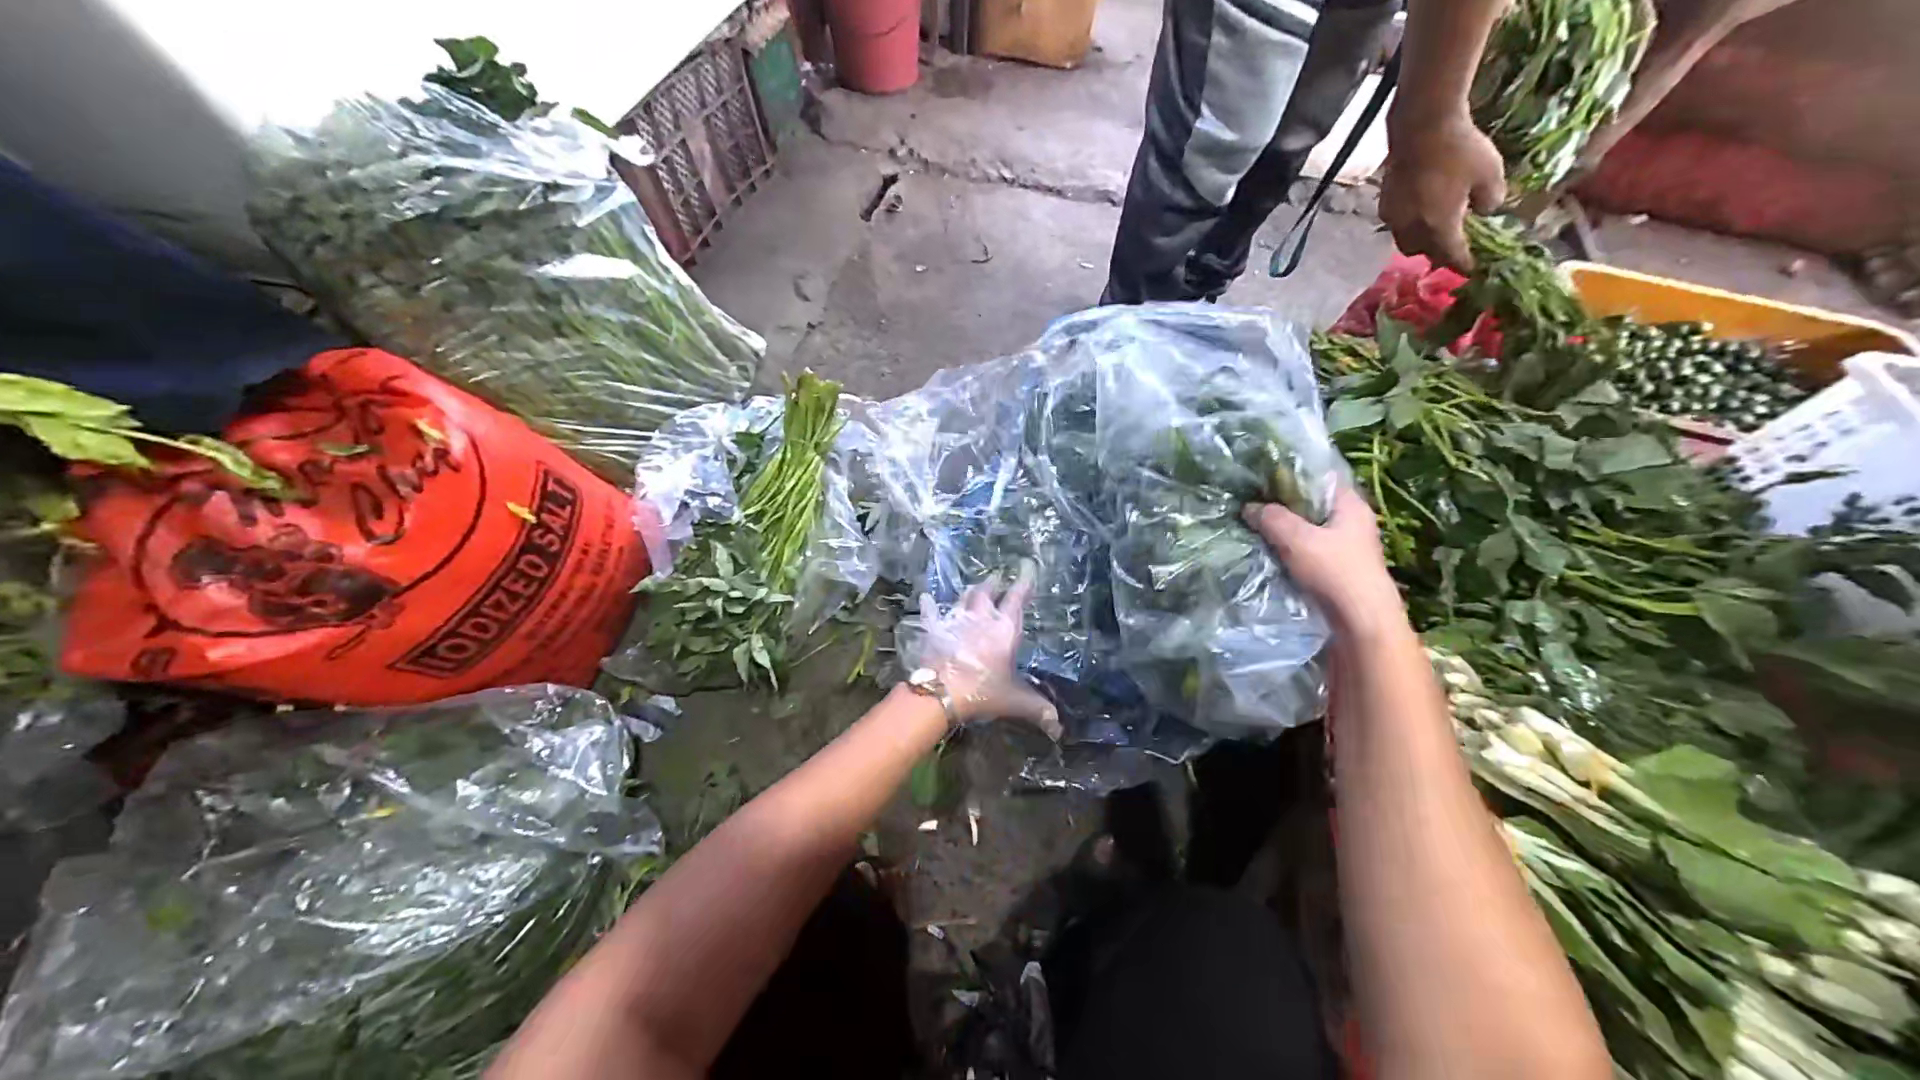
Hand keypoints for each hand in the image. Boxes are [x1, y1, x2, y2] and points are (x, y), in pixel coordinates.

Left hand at [912, 562, 1061, 737]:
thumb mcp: (1014, 701)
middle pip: (988, 592)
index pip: (1016, 600)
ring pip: (964, 599)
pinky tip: (926, 599)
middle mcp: (982, 619)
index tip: (1027, 575)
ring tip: (974, 589)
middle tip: (997, 579)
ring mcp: (956, 621)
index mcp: (1004, 630)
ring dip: (970, 593)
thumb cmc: (982, 692)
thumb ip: (1037, 709)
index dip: (1023, 587)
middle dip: (994, 585)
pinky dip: (930, 606)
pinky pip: (932, 613)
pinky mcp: (935, 630)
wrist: (942, 692)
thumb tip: (1058, 726)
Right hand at [1243, 486, 1406, 635]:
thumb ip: (1271, 518)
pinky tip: (1267, 554)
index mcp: (1351, 505)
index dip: (1289, 476)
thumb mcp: (1297, 539)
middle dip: (1281, 506)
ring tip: (1253, 529)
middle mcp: (1351, 523)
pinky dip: (1288, 552)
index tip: (1260, 480)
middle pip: (1311, 505)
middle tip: (1251, 505)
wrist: (1361, 624)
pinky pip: (1307, 552)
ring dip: (1283, 532)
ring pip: (1307, 531)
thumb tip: (1250, 507)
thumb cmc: (1335, 572)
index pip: (1319, 478)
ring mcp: (1345, 548)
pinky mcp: (1336, 570)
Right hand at [1379, 109, 1506, 270]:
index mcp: (1440, 227)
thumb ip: (1491, 199)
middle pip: (1423, 253)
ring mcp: (1395, 218)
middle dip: (1437, 253)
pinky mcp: (1385, 205)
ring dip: (1421, 240)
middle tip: (1452, 246)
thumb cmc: (1460, 150)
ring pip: (1406, 242)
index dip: (1463, 264)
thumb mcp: (1491, 172)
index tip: (1472, 269)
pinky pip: (1398, 225)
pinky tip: (1420, 209)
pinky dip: (1410, 224)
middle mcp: (1413, 229)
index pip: (1452, 256)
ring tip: (1433, 227)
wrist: (1422, 127)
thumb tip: (1485, 211)